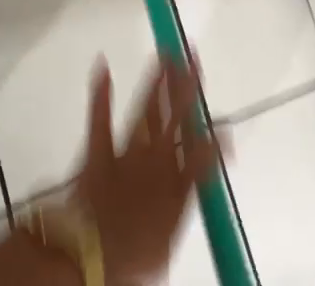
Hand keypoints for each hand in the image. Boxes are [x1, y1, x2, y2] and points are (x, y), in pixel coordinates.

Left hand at [71, 58, 220, 284]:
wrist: (89, 257)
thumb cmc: (130, 261)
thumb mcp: (163, 249)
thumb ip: (173, 221)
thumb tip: (176, 214)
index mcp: (177, 190)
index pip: (204, 156)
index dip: (216, 141)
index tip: (224, 128)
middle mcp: (156, 164)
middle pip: (176, 118)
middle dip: (186, 86)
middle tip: (193, 56)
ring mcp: (126, 153)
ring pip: (146, 110)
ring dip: (156, 81)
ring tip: (165, 53)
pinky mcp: (96, 151)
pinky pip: (99, 118)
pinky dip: (100, 92)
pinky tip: (102, 65)